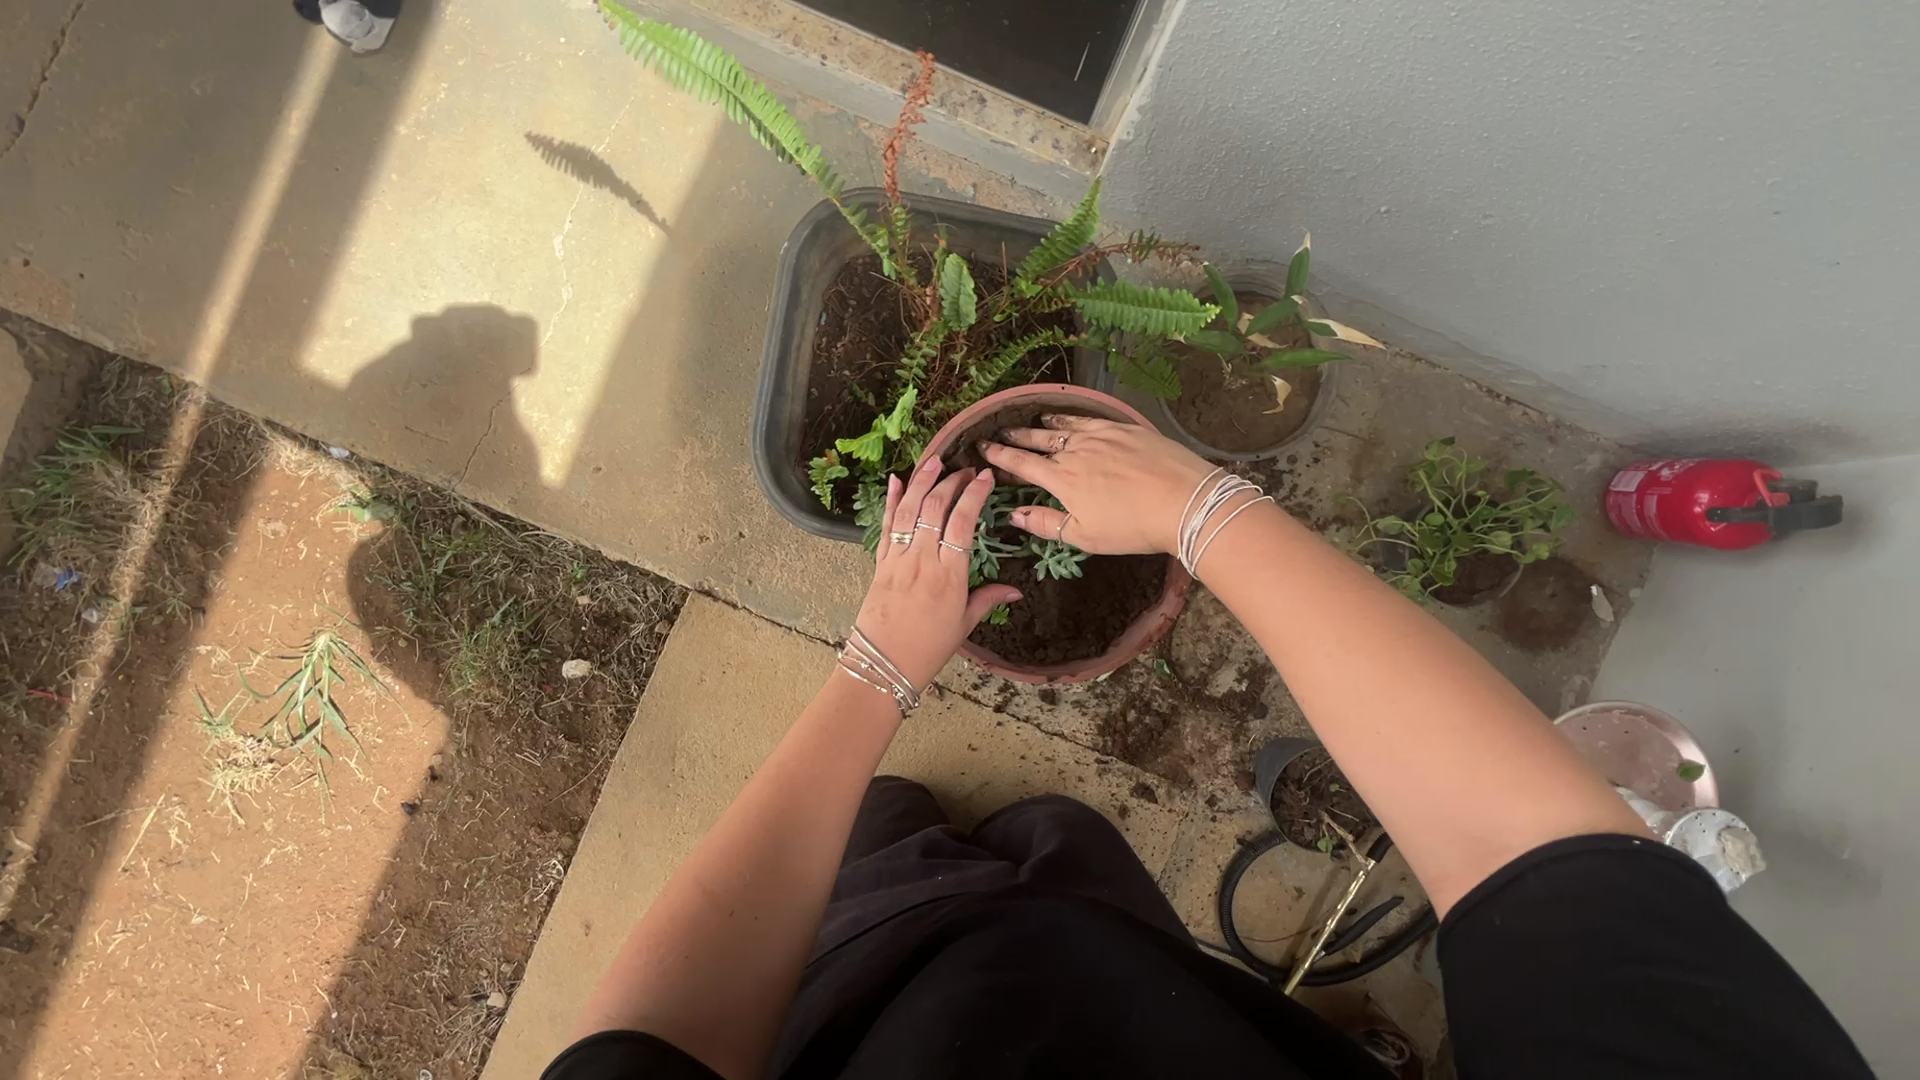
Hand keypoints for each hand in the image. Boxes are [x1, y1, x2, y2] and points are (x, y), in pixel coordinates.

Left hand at [853, 457, 1021, 689]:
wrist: (882, 665)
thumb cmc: (927, 649)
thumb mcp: (963, 626)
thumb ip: (987, 600)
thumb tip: (1015, 591)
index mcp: (948, 576)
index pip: (963, 523)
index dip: (974, 495)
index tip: (986, 477)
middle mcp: (922, 561)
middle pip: (935, 508)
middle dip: (951, 482)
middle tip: (965, 469)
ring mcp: (898, 559)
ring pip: (909, 511)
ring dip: (921, 481)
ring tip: (934, 461)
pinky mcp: (879, 564)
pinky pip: (886, 526)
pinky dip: (892, 502)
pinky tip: (897, 481)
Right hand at [977, 415, 1216, 554]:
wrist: (1184, 502)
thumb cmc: (1131, 527)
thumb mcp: (1084, 536)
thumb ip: (1045, 523)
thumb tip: (1013, 514)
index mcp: (1061, 479)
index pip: (1021, 464)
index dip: (1000, 457)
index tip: (983, 449)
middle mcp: (1075, 451)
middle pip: (1037, 441)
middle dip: (1015, 438)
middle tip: (1000, 434)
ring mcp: (1101, 435)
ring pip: (1063, 428)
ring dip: (1043, 427)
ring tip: (1032, 424)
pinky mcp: (1125, 429)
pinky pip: (1088, 420)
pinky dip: (1071, 419)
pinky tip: (1069, 421)